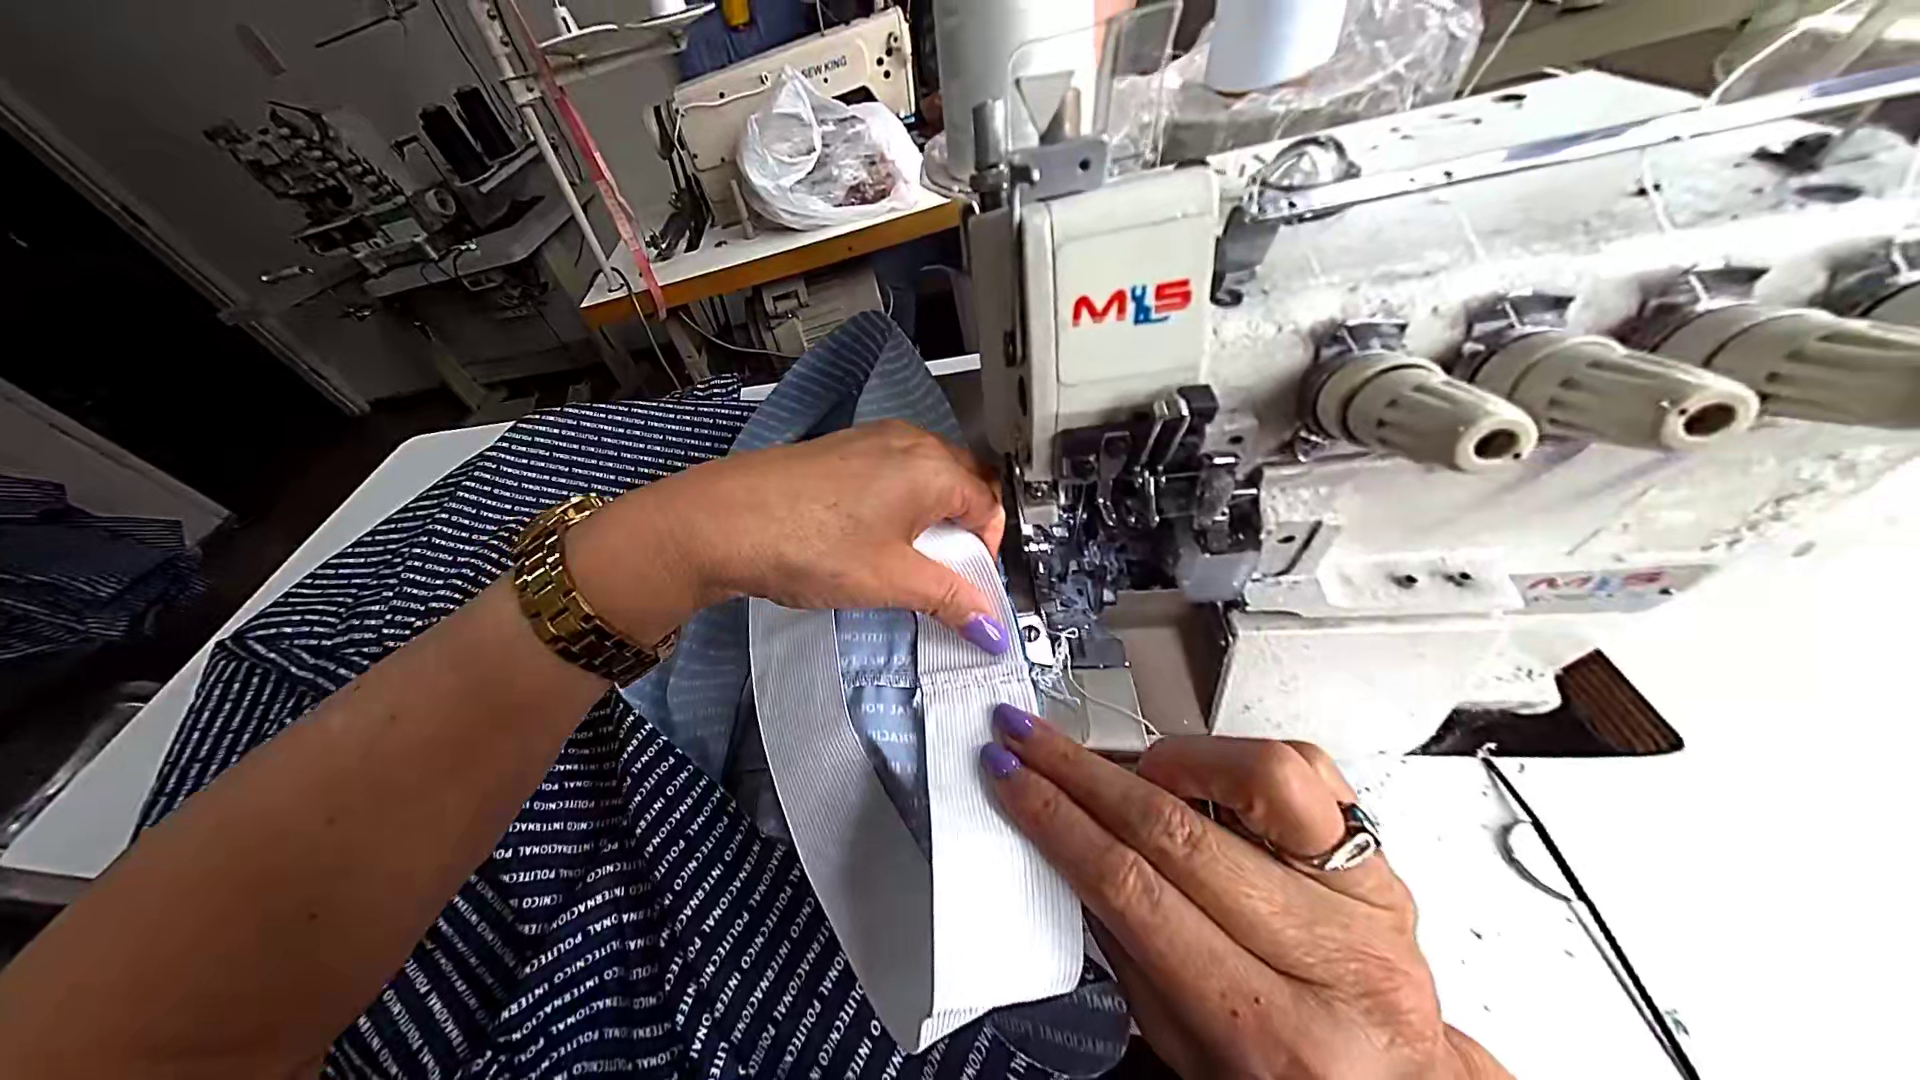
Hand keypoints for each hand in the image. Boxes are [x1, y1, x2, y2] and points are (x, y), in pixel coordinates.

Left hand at [570, 419, 1013, 651]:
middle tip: (940, 569)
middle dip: (963, 529)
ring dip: (931, 514)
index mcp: (934, 467)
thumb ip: (951, 599)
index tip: (964, 583)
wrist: (721, 521)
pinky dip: (901, 499)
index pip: (989, 507)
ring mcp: (874, 437)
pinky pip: (894, 470)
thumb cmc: (814, 546)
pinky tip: (869, 530)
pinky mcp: (843, 445)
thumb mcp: (892, 580)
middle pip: (964, 485)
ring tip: (903, 553)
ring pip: (928, 475)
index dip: (986, 550)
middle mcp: (911, 441)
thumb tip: (992, 630)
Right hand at [981, 709, 1512, 1079]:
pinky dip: (1233, 752)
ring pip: (1255, 777)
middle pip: (1173, 827)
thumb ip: (1121, 938)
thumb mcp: (1180, 1041)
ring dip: (1163, 756)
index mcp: (1270, 1031)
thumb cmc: (1281, 1074)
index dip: (1056, 820)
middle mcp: (1329, 957)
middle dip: (1079, 771)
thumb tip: (1065, 834)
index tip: (1013, 777)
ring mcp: (1367, 897)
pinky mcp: (1380, 856)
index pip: (1132, 890)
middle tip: (1029, 738)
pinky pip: (1305, 766)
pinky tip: (1199, 770)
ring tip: (1130, 769)